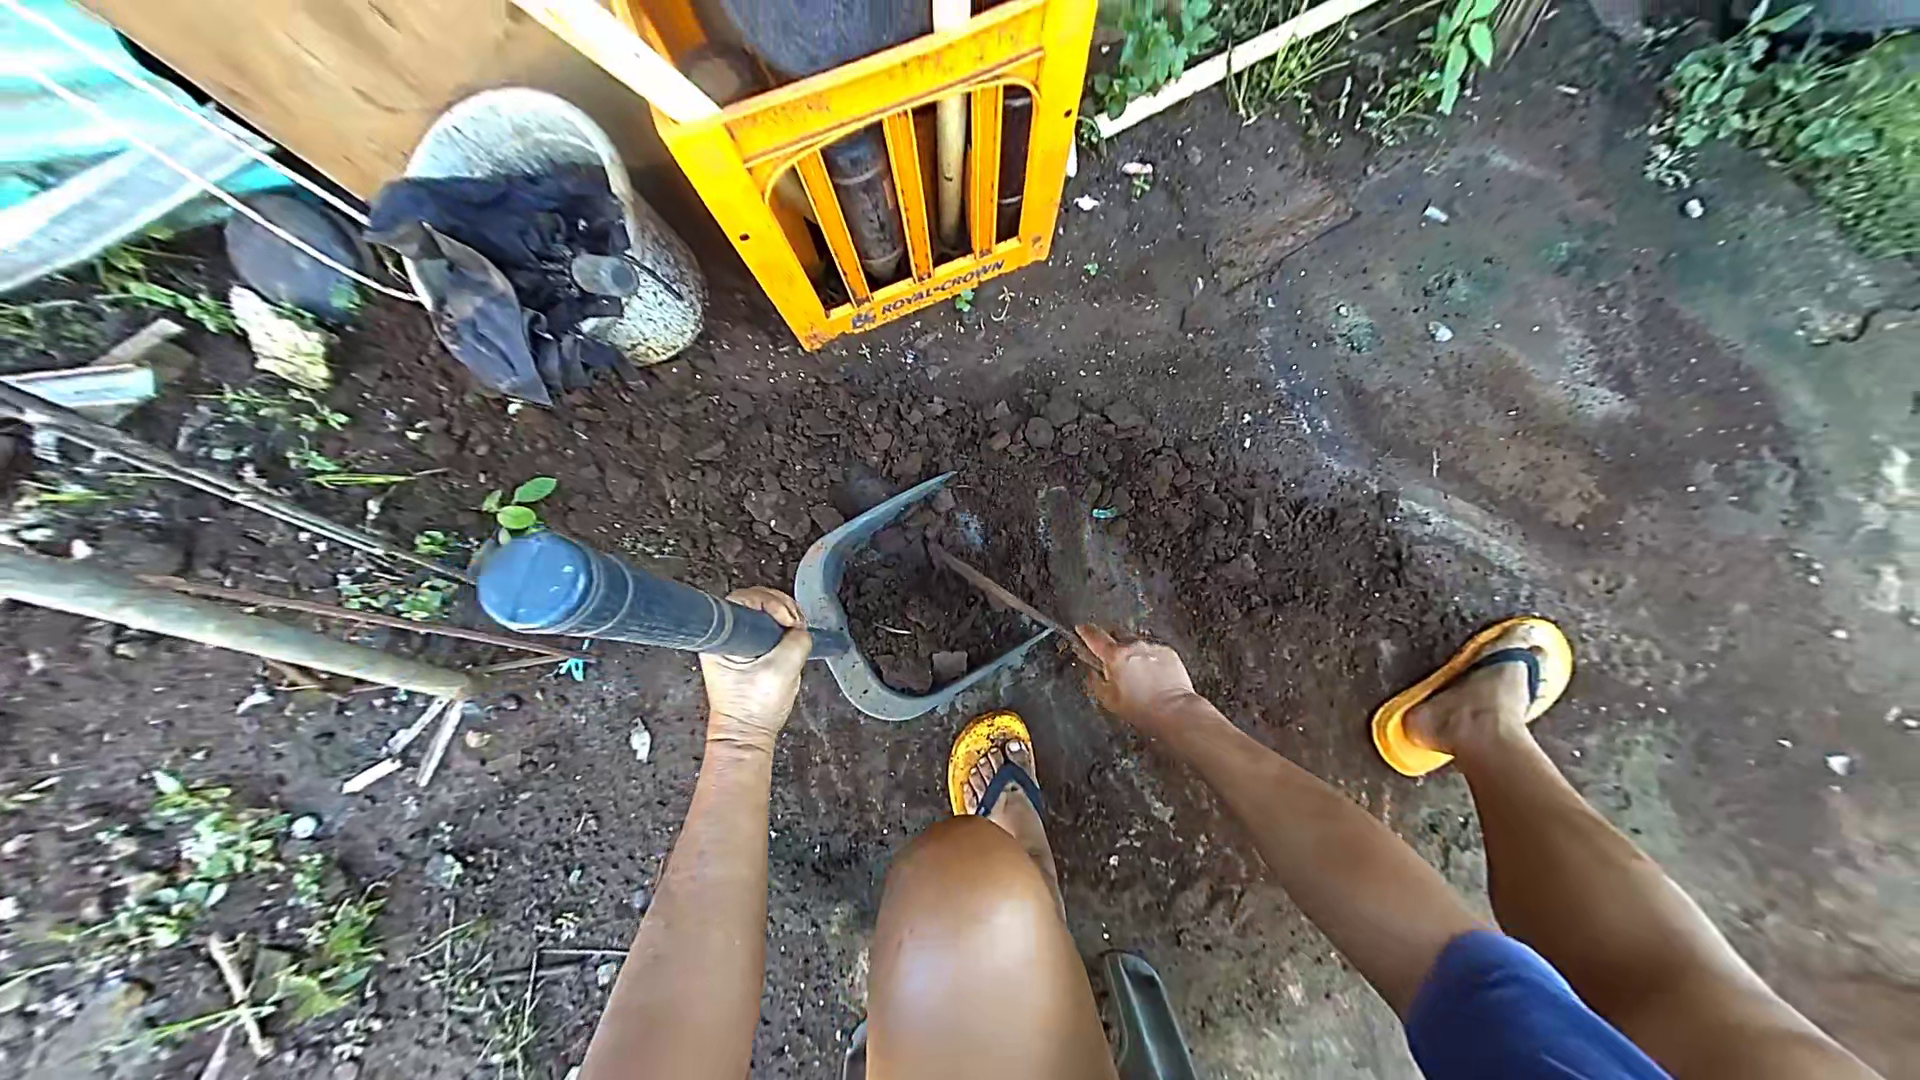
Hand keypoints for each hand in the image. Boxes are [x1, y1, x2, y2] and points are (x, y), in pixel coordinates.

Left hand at [699, 587, 811, 752]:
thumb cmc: (754, 709)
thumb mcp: (782, 671)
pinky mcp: (749, 647)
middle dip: (782, 608)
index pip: (745, 600)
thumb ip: (797, 642)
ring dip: (786, 616)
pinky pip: (768, 625)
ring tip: (797, 632)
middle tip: (796, 625)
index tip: (787, 622)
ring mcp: (738, 640)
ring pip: (764, 611)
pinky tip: (794, 636)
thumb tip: (802, 631)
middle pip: (755, 600)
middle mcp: (727, 635)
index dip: (771, 605)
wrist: (747, 735)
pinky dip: (784, 627)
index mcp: (724, 639)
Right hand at [1076, 624, 1209, 734]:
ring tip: (1134, 672)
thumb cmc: (1142, 708)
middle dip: (1109, 640)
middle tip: (1108, 654)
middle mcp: (1133, 646)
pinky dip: (1148, 657)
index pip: (1094, 636)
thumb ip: (1095, 681)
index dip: (1085, 631)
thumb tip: (1091, 672)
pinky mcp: (1168, 652)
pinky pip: (1152, 650)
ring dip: (1131, 650)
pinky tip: (1151, 674)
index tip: (1082, 629)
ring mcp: (1152, 647)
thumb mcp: (1108, 699)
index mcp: (1115, 656)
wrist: (1174, 711)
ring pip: (1135, 642)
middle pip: (1115, 633)